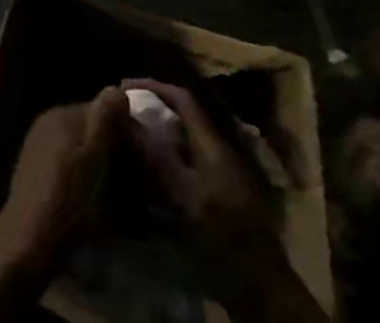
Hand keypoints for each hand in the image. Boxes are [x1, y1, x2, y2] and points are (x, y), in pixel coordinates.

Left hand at [0, 87, 128, 261]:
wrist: (31, 235)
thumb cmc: (68, 195)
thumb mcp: (93, 156)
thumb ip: (104, 119)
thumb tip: (116, 88)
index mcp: (60, 115)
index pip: (102, 110)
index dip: (128, 129)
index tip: (149, 154)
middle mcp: (47, 124)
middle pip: (92, 130)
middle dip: (118, 149)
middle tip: (141, 178)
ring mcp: (40, 146)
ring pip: (83, 150)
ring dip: (106, 167)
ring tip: (126, 194)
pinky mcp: (39, 169)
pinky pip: (72, 166)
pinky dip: (89, 178)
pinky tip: (101, 201)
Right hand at [119, 79, 270, 255]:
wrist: (262, 293)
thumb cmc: (224, 242)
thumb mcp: (185, 198)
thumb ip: (156, 157)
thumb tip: (123, 116)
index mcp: (214, 148)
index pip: (183, 100)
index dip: (152, 86)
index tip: (121, 87)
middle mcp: (219, 155)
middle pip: (181, 119)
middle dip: (149, 111)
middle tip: (117, 115)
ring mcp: (221, 177)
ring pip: (182, 143)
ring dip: (153, 136)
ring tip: (122, 141)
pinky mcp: (218, 197)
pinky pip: (184, 165)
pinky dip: (161, 161)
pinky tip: (142, 176)